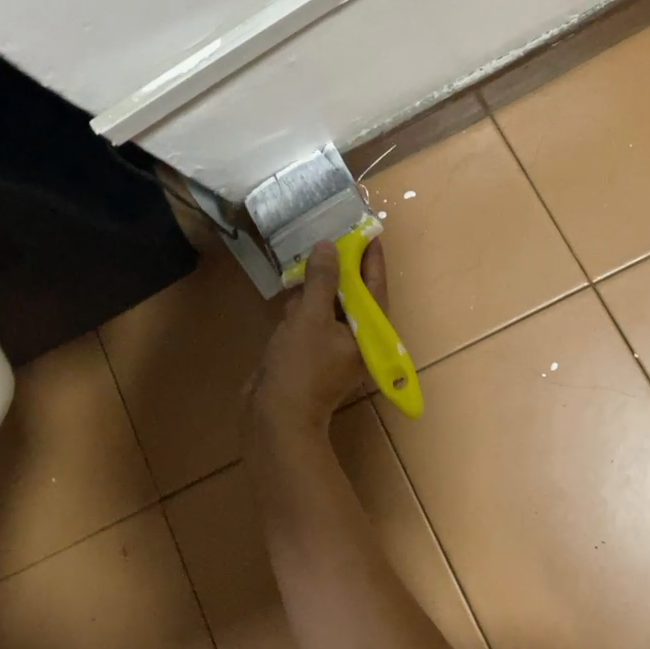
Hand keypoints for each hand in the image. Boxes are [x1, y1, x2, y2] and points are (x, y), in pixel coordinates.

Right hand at [244, 239, 388, 456]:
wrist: (274, 418)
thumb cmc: (300, 367)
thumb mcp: (311, 317)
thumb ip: (322, 281)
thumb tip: (329, 247)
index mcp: (367, 332)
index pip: (374, 286)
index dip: (371, 257)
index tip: (367, 230)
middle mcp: (355, 338)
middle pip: (353, 294)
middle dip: (343, 266)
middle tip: (334, 233)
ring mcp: (331, 347)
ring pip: (330, 306)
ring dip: (320, 283)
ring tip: (311, 250)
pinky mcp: (309, 354)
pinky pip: (311, 320)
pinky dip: (304, 303)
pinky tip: (291, 284)